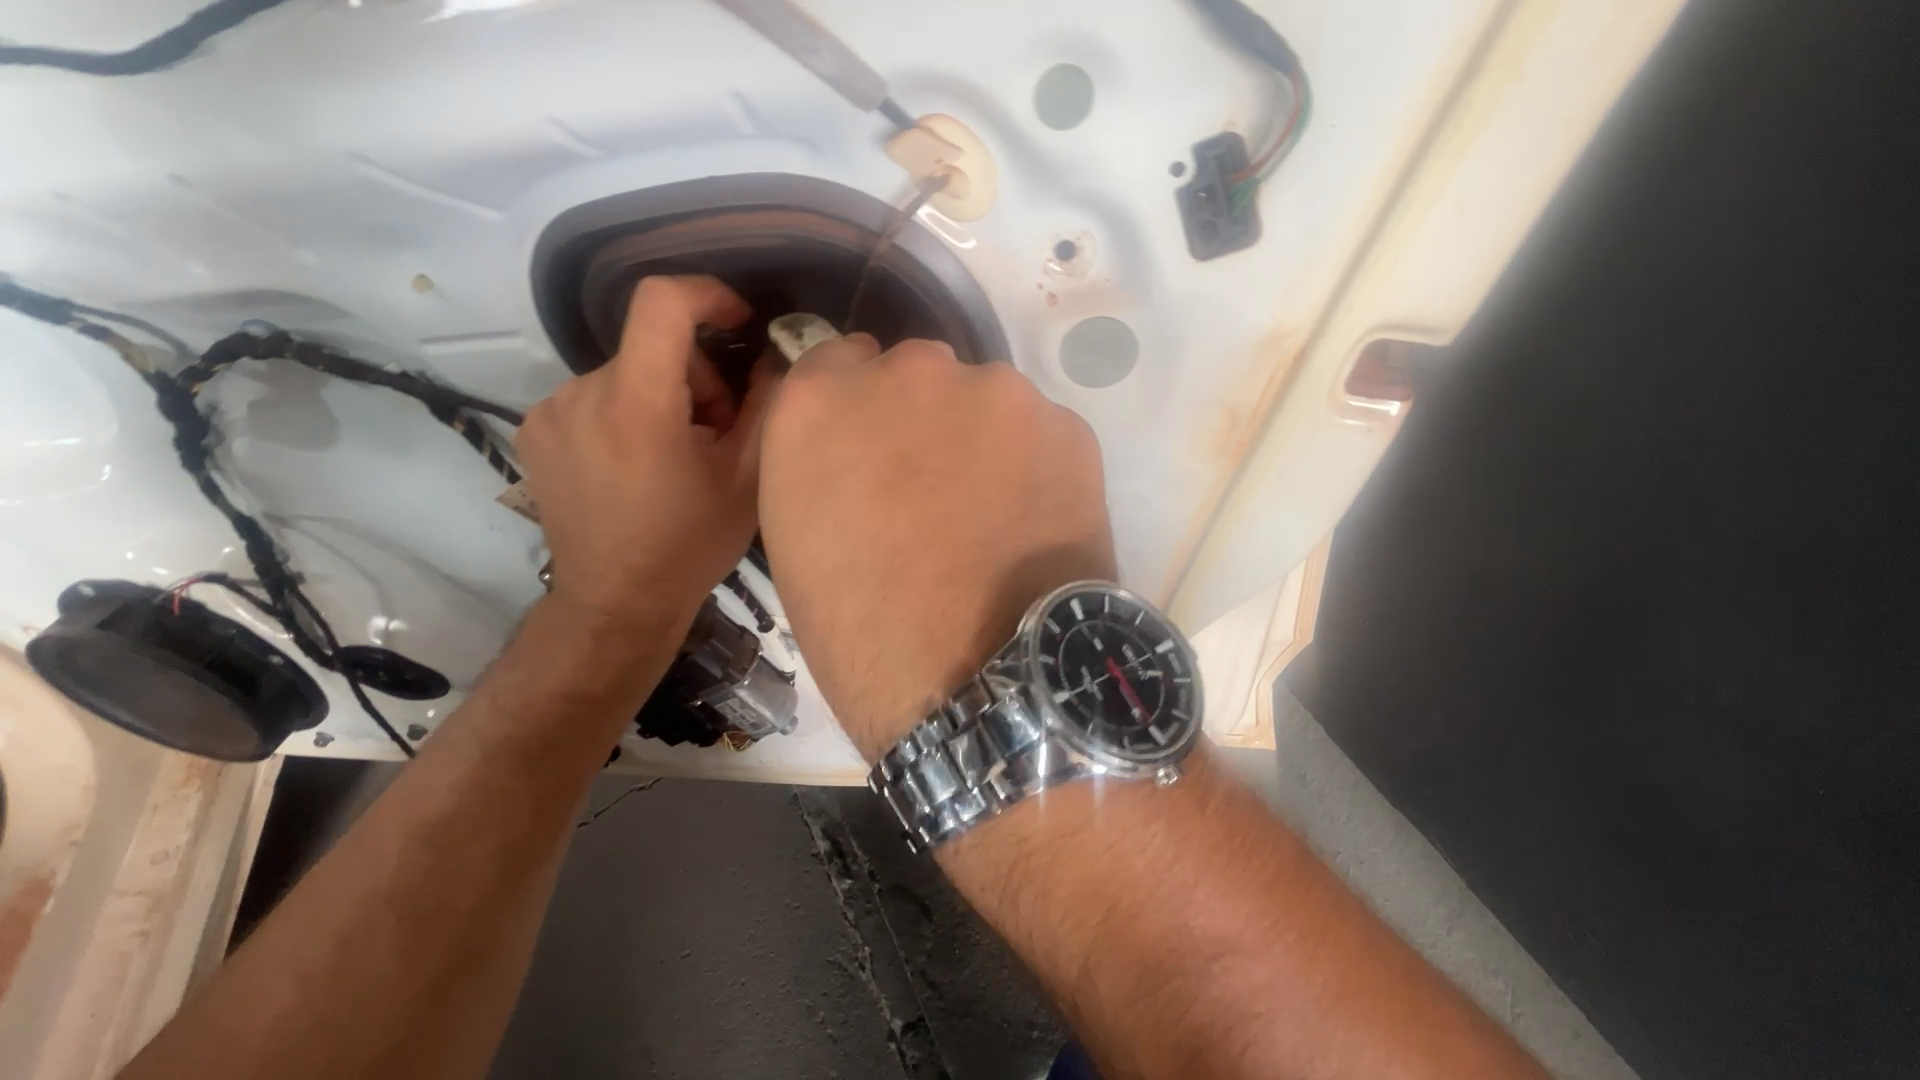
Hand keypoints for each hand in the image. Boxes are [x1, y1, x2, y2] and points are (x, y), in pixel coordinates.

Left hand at [517, 275, 775, 635]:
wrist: (616, 602)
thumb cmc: (690, 545)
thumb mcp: (747, 479)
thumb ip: (766, 406)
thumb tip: (774, 356)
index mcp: (638, 405)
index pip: (661, 302)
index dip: (707, 294)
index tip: (736, 321)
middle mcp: (582, 395)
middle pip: (651, 347)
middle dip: (695, 377)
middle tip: (716, 432)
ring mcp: (550, 412)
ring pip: (625, 374)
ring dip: (660, 397)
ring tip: (676, 455)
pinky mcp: (535, 430)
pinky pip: (593, 397)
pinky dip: (624, 413)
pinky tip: (636, 463)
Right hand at [758, 336, 1113, 759]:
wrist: (983, 686)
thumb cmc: (866, 635)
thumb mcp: (801, 541)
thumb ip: (823, 465)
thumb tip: (858, 454)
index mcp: (821, 401)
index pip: (838, 361)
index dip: (858, 413)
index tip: (872, 454)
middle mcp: (909, 372)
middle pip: (915, 375)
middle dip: (919, 420)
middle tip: (934, 493)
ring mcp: (996, 393)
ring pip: (984, 401)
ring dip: (980, 442)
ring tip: (992, 519)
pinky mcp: (1066, 426)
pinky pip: (1039, 434)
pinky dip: (1034, 469)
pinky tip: (1032, 527)